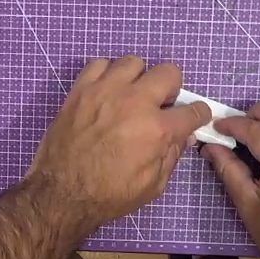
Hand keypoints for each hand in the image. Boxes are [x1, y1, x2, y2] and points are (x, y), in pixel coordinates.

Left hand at [25, 57, 210, 236]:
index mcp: (157, 129)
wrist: (61, 193)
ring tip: (130, 96)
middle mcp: (135, 102)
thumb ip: (171, 156)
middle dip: (171, 89)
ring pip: (134, 63)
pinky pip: (99, 64)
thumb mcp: (152, 186)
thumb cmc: (108, 195)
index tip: (193, 117)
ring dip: (138, 78)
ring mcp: (105, 91)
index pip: (193, 111)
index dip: (198, 115)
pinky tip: (106, 92)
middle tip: (160, 105)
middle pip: (169, 73)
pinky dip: (107, 74)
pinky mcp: (81, 90)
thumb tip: (182, 137)